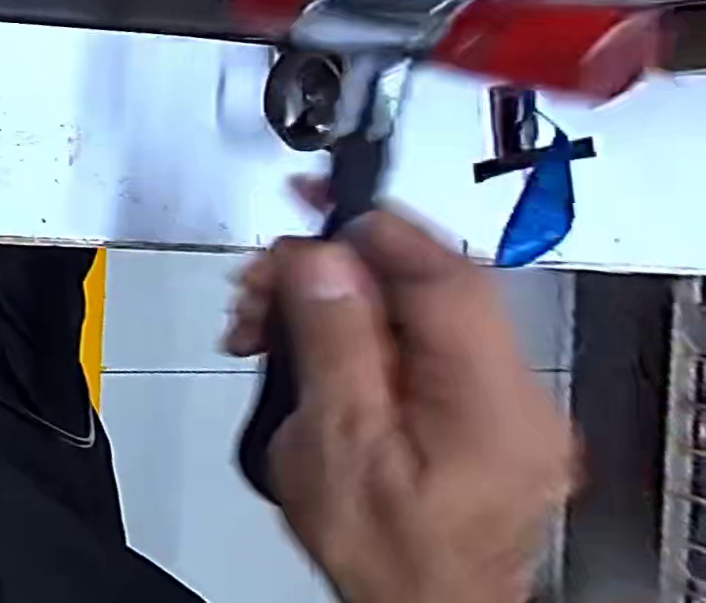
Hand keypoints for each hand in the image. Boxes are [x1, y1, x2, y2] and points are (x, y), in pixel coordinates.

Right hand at [225, 198, 576, 602]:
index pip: (446, 278)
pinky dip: (324, 321)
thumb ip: (332, 338)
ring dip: (310, 294)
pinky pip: (385, 332)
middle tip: (259, 280)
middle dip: (319, 266)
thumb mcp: (338, 433)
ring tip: (256, 317)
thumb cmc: (379, 542)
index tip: (317, 195)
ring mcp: (475, 397)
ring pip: (389, 304)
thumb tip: (321, 261)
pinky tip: (282, 338)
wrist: (405, 602)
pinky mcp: (444, 400)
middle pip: (410, 285)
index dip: (377, 224)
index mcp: (488, 403)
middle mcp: (499, 394)